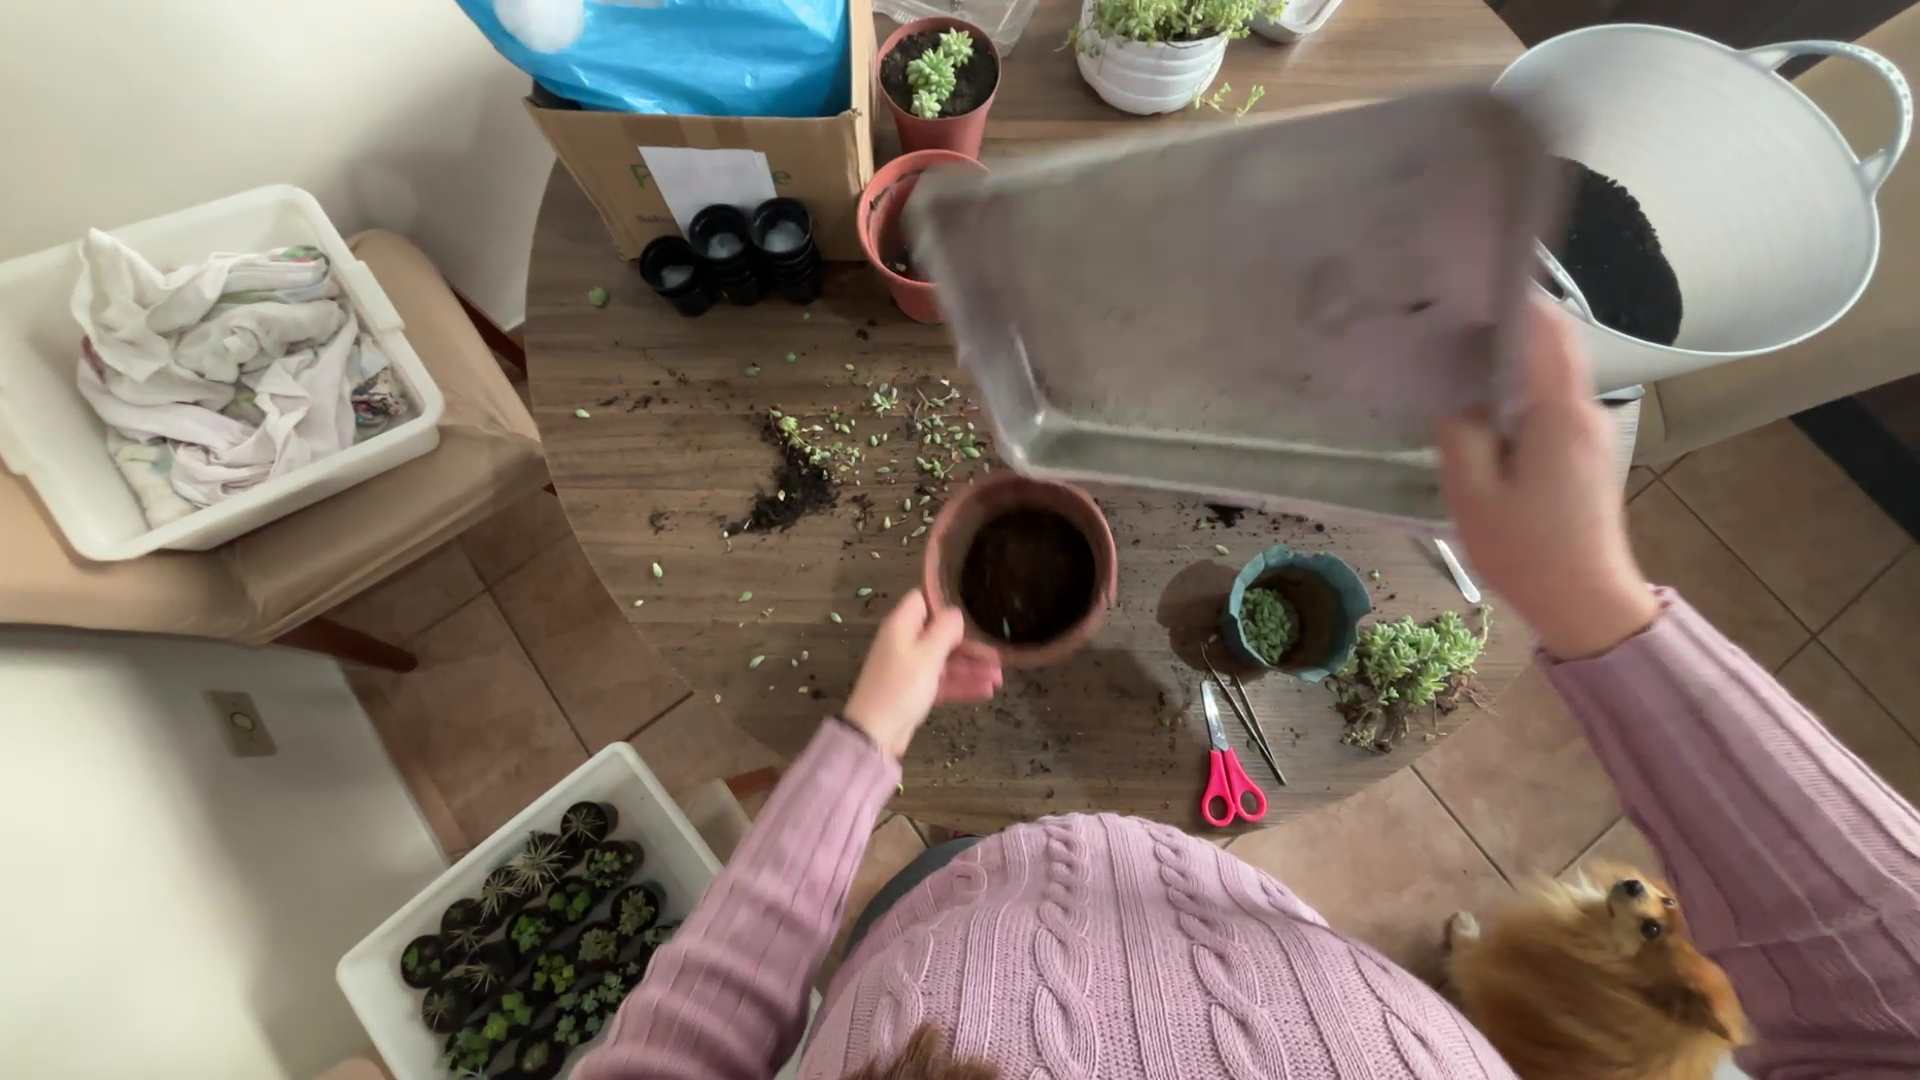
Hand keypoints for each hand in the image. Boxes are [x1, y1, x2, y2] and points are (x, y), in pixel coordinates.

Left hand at [844, 590, 1000, 759]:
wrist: (876, 733)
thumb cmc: (901, 687)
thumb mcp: (926, 655)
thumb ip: (944, 630)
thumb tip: (956, 612)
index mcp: (902, 626)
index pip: (923, 600)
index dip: (946, 603)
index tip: (974, 611)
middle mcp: (906, 642)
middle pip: (941, 634)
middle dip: (970, 644)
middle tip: (997, 655)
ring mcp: (911, 667)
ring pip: (946, 660)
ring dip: (972, 667)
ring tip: (1000, 677)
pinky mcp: (916, 690)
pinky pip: (943, 681)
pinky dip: (963, 684)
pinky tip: (987, 691)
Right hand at [1437, 300, 1659, 658]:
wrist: (1581, 597)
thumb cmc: (1523, 548)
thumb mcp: (1470, 494)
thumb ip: (1460, 436)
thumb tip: (1459, 404)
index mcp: (1557, 417)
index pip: (1546, 337)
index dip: (1518, 304)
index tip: (1477, 287)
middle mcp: (1582, 414)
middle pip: (1553, 349)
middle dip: (1511, 326)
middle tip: (1454, 321)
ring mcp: (1586, 432)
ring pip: (1549, 375)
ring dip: (1512, 358)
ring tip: (1459, 355)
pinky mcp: (1580, 452)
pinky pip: (1548, 402)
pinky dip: (1518, 388)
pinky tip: (1481, 401)